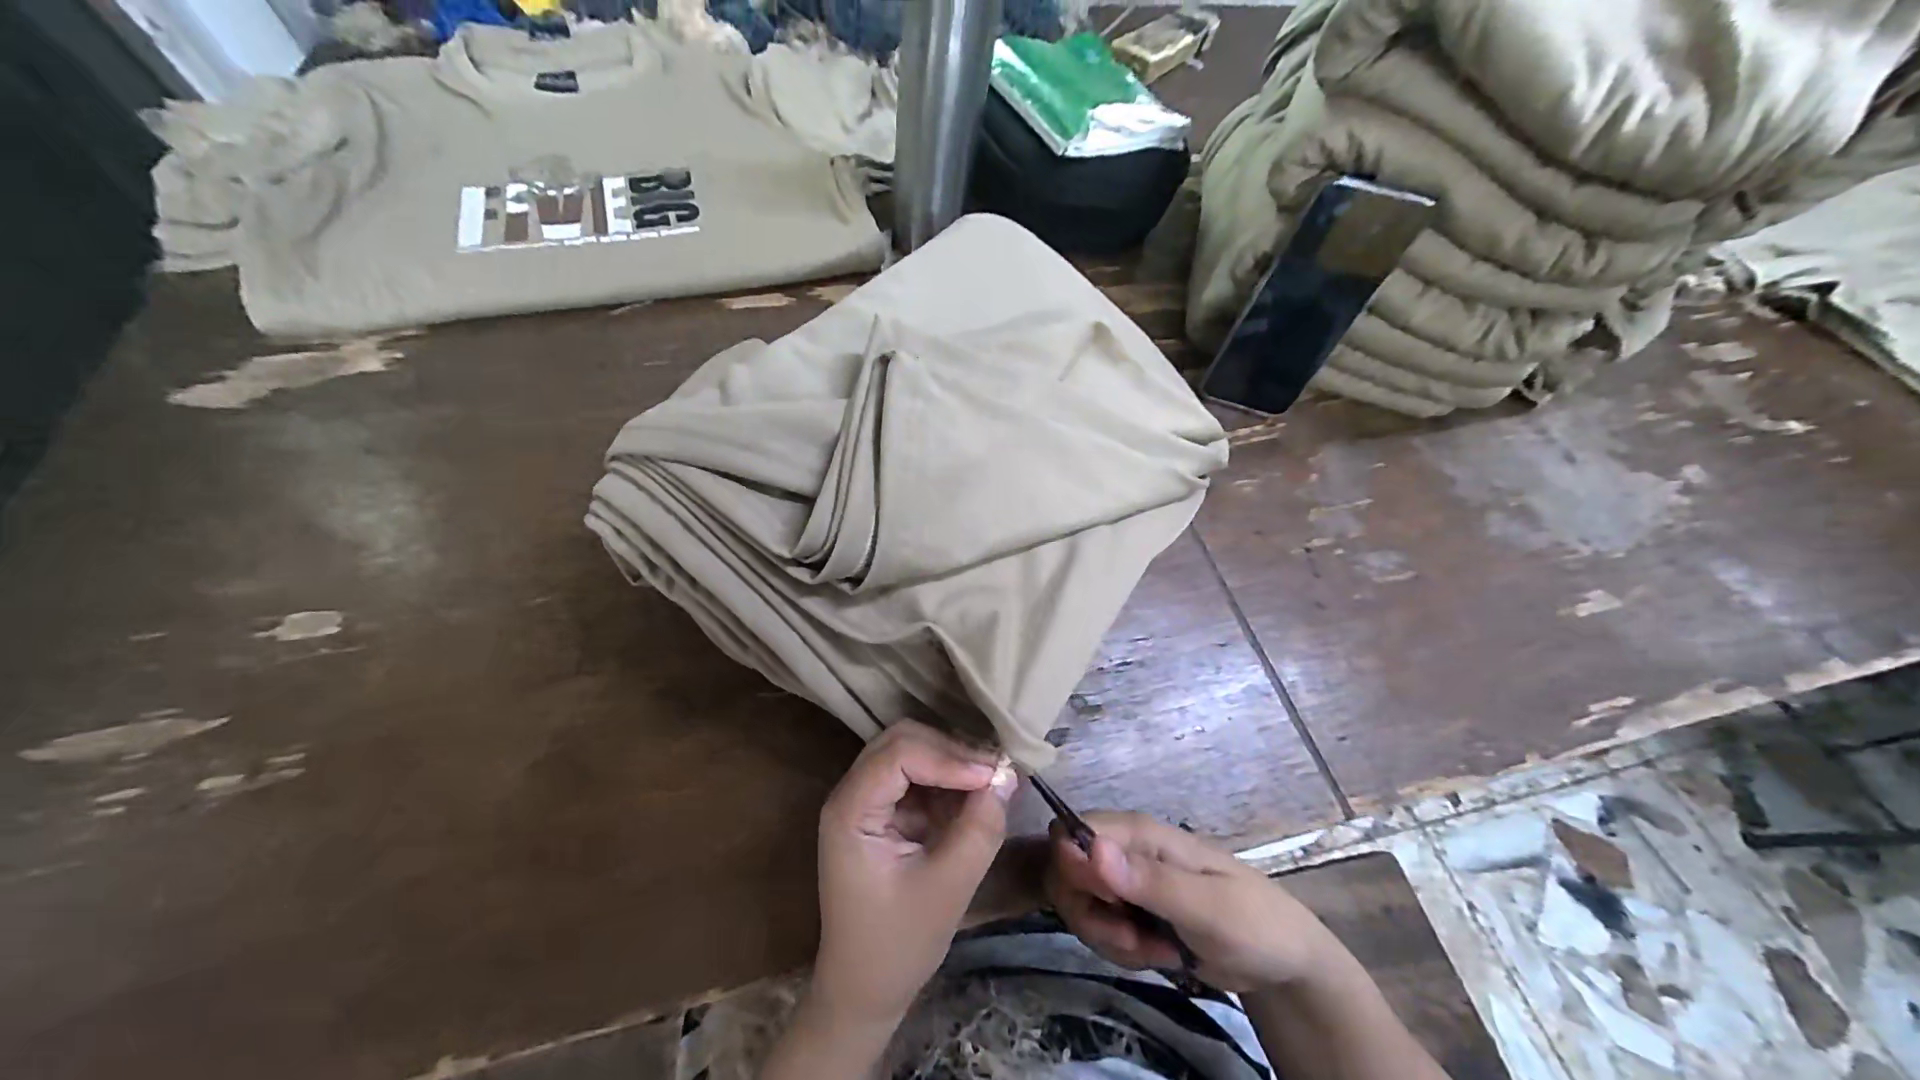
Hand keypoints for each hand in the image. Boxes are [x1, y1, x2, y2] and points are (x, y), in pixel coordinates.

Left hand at [812, 720, 1017, 1023]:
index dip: (949, 757)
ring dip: (953, 763)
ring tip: (994, 783)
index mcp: (850, 810)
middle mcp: (852, 793)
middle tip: (997, 773)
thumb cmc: (898, 944)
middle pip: (903, 741)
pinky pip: (920, 777)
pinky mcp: (885, 812)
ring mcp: (867, 800)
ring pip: (913, 752)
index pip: (899, 754)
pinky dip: (950, 781)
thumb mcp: (947, 888)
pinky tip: (977, 797)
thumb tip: (1008, 776)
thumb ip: (979, 829)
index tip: (992, 776)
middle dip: (952, 751)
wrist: (864, 988)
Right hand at [1045, 812, 1342, 992]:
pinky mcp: (1127, 910)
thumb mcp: (1207, 906)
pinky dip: (1118, 949)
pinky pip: (1097, 927)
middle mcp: (1124, 849)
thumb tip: (1092, 849)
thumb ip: (1149, 879)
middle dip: (1091, 915)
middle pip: (1067, 873)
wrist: (1280, 962)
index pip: (1071, 832)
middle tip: (1131, 939)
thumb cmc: (1253, 922)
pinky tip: (1155, 954)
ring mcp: (1123, 880)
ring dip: (1109, 938)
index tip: (1108, 905)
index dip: (1074, 870)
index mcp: (1140, 832)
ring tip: (1155, 949)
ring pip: (1079, 904)